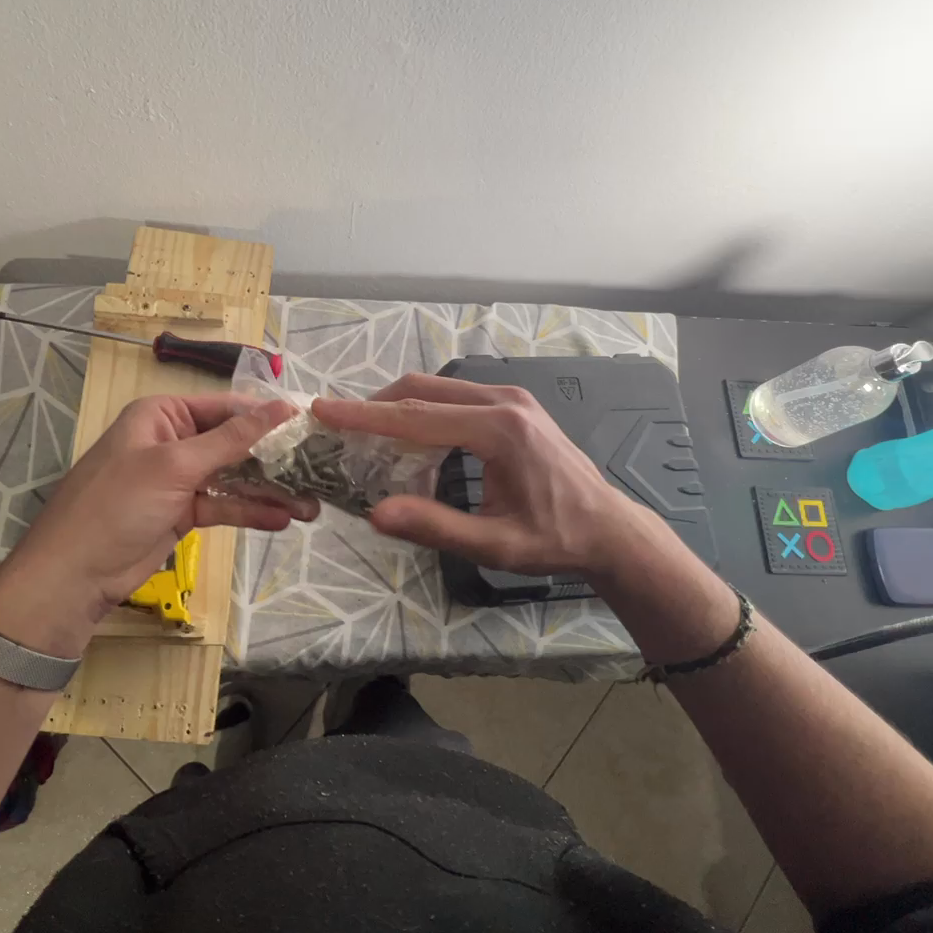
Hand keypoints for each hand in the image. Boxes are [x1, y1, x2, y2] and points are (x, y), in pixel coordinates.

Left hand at [0, 394, 318, 655]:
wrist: (75, 574)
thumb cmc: (118, 504)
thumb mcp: (176, 465)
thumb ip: (232, 439)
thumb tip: (283, 406)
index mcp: (163, 415)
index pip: (226, 407)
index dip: (267, 416)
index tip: (310, 426)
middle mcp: (173, 440)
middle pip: (234, 443)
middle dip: (274, 459)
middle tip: (319, 470)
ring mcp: (178, 479)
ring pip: (233, 478)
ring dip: (269, 490)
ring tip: (311, 505)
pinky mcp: (183, 512)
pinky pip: (224, 506)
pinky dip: (250, 512)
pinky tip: (282, 519)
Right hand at [312, 375, 735, 660]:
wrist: (608, 527)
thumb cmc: (553, 538)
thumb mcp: (494, 544)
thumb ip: (434, 527)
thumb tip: (374, 513)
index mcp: (499, 430)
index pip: (417, 416)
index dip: (365, 415)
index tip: (324, 410)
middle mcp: (504, 401)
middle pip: (423, 390)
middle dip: (376, 405)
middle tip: (339, 427)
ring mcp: (511, 398)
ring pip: (438, 389)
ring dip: (399, 406)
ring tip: (368, 435)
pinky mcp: (514, 404)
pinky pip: (455, 397)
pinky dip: (424, 411)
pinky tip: (412, 439)